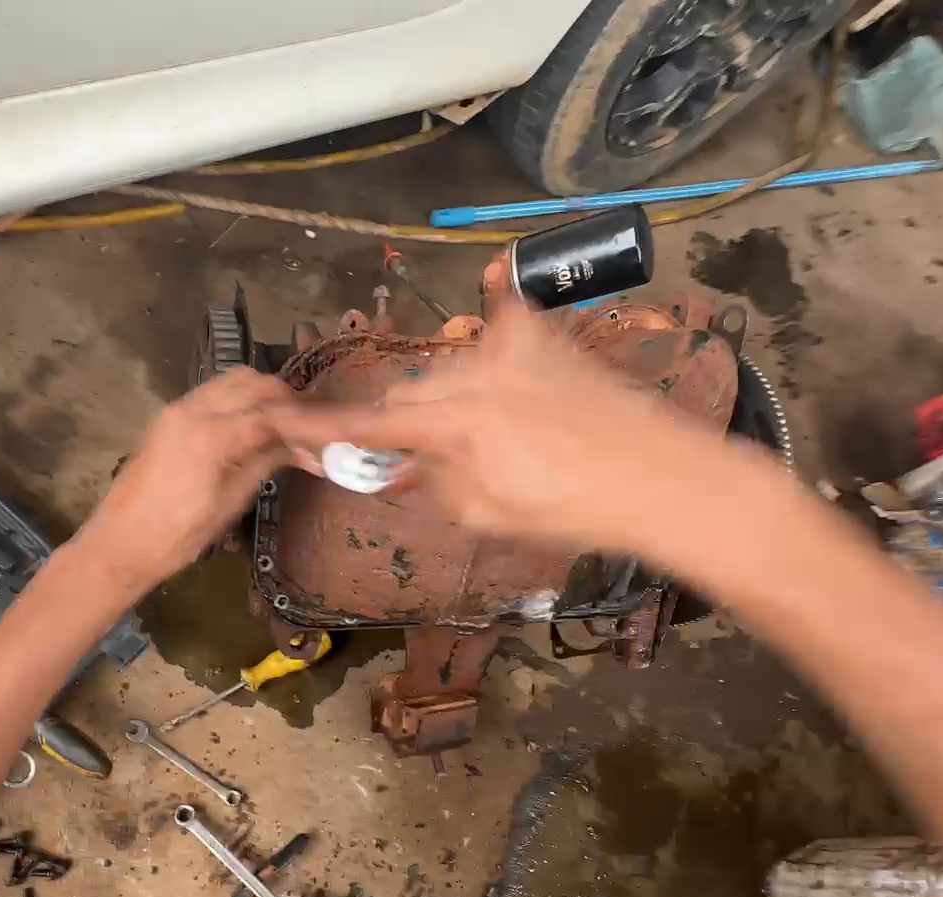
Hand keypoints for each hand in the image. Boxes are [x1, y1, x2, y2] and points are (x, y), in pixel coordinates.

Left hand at [71, 368, 297, 594]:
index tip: (328, 431)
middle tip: (309, 423)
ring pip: (230, 382)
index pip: (270, 412)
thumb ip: (266, 463)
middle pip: (251, 383)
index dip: (303, 421)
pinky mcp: (167, 418)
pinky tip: (250, 425)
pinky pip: (210, 394)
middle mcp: (191, 410)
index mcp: (210, 435)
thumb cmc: (178, 536)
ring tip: (283, 423)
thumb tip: (308, 450)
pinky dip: (236, 400)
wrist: (120, 544)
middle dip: (284, 398)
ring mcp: (175, 410)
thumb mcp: (231, 502)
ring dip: (260, 394)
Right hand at [267, 303, 779, 558]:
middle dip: (404, 428)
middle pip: (408, 397)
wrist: (661, 477)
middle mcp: (472, 373)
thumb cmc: (570, 510)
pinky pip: (494, 337)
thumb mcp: (481, 514)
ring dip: (448, 403)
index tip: (281, 419)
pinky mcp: (544, 338)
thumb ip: (425, 484)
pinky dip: (487, 360)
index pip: (368, 423)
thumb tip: (390, 470)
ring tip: (485, 439)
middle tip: (417, 461)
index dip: (320, 426)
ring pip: (448, 372)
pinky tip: (506, 384)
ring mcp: (511, 347)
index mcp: (452, 423)